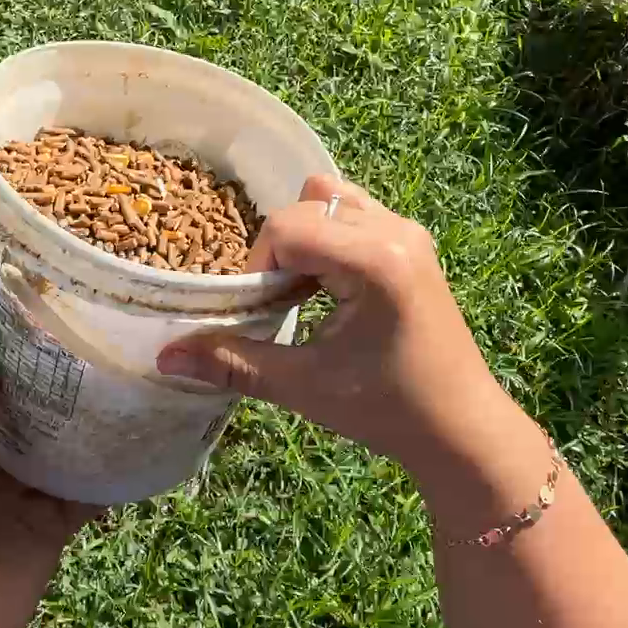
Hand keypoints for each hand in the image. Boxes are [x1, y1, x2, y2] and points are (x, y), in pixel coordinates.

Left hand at [0, 336, 100, 627]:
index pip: (6, 393)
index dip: (28, 364)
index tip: (58, 326)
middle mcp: (7, 463)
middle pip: (44, 421)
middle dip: (69, 395)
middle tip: (106, 352)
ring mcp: (34, 495)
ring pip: (70, 454)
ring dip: (93, 432)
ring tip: (129, 390)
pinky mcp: (57, 526)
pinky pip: (88, 496)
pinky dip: (109, 480)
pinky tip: (136, 452)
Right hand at [153, 175, 515, 485]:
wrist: (463, 430)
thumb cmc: (387, 411)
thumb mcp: (305, 387)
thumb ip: (233, 362)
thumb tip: (164, 357)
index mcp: (375, 259)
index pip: (286, 229)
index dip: (259, 267)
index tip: (262, 310)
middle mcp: (395, 229)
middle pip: (304, 207)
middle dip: (278, 251)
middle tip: (281, 303)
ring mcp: (408, 230)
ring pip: (329, 197)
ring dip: (303, 234)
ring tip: (305, 286)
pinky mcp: (412, 240)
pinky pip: (353, 209)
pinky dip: (328, 233)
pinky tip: (329, 282)